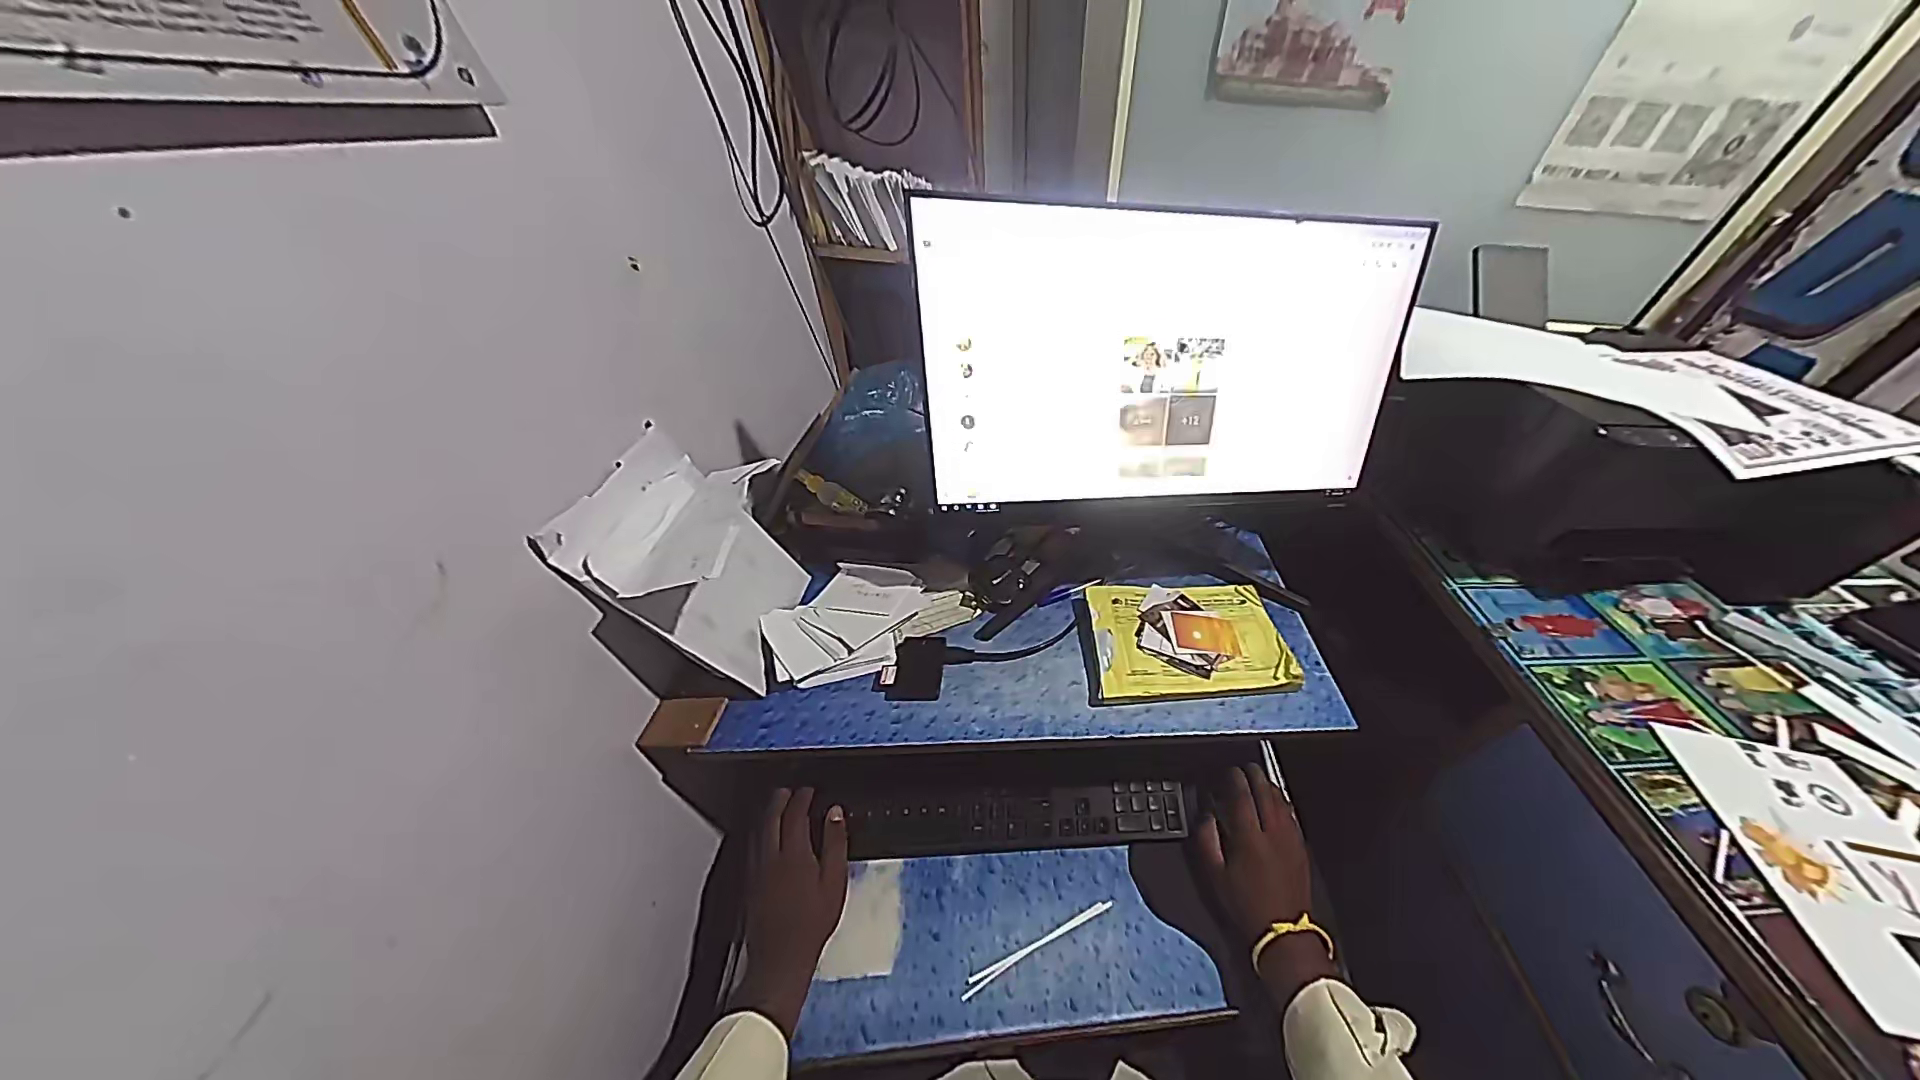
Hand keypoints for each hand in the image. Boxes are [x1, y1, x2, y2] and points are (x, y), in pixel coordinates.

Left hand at [731, 787, 848, 1037]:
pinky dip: (760, 831)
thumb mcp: (834, 881)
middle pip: (771, 817)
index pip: (795, 814)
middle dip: (780, 799)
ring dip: (768, 813)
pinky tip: (766, 835)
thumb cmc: (812, 923)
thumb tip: (835, 814)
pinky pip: (753, 845)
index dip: (801, 797)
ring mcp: (757, 870)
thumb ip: (835, 843)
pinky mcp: (749, 883)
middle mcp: (771, 857)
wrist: (781, 958)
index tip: (808, 791)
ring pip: (759, 830)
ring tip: (778, 806)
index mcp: (794, 853)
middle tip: (789, 791)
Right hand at [1189, 764, 1334, 997]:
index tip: (1228, 771)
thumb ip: (1206, 840)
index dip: (1234, 779)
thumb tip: (1205, 817)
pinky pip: (1293, 816)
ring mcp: (1290, 841)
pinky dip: (1283, 803)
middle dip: (1255, 776)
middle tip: (1246, 768)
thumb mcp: (1214, 875)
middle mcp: (1272, 835)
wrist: (1282, 932)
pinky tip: (1278, 802)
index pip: (1242, 796)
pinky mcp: (1301, 850)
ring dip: (1270, 787)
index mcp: (1248, 839)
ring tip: (1261, 779)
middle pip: (1265, 793)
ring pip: (1282, 803)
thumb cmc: (1246, 905)